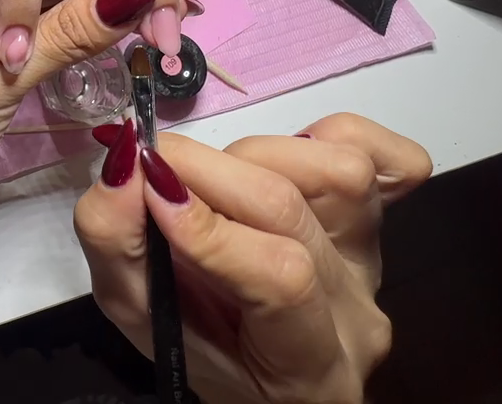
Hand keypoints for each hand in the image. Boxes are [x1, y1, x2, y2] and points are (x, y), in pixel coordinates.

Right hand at [75, 114, 431, 402]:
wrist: (253, 353)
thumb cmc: (190, 337)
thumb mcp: (130, 307)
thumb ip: (114, 238)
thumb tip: (126, 159)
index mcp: (304, 365)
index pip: (281, 278)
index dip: (209, 227)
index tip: (146, 186)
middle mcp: (356, 313)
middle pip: (288, 210)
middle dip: (204, 171)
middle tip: (153, 167)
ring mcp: (375, 262)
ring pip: (337, 172)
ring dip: (254, 155)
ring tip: (216, 179)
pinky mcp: (383, 216)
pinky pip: (388, 157)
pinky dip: (332, 136)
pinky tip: (287, 154)